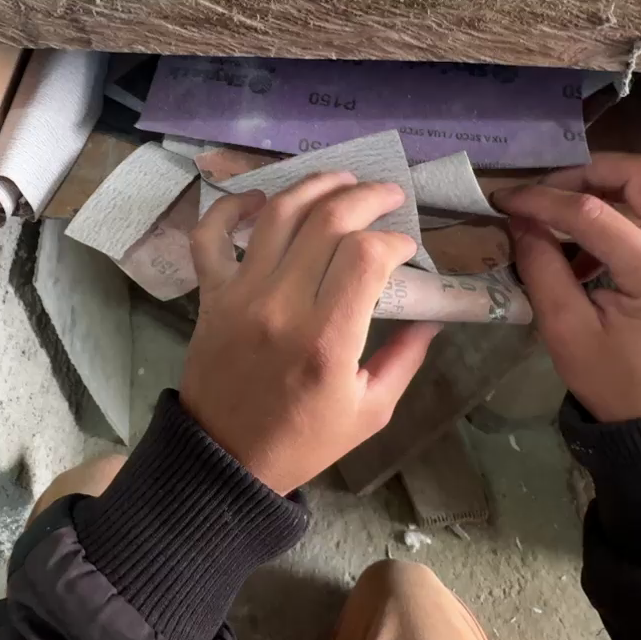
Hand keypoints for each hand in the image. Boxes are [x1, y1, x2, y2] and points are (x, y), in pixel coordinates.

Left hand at [180, 172, 440, 494]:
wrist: (223, 460)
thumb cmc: (302, 440)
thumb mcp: (370, 412)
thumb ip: (404, 358)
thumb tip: (431, 315)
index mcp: (327, 339)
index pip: (366, 256)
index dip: (394, 241)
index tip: (406, 248)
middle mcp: (282, 304)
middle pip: (326, 221)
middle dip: (366, 198)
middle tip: (387, 194)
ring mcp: (240, 294)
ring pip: (277, 215)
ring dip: (314, 186)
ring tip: (342, 179)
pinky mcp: (211, 294)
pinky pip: (209, 237)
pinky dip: (230, 208)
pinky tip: (258, 198)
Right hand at [494, 153, 640, 422]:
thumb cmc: (614, 382)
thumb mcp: (565, 329)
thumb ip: (541, 265)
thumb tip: (519, 218)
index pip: (592, 213)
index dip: (541, 200)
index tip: (503, 199)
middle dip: (586, 172)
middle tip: (546, 193)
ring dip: (604, 187)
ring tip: (562, 213)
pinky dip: (620, 209)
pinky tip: (588, 242)